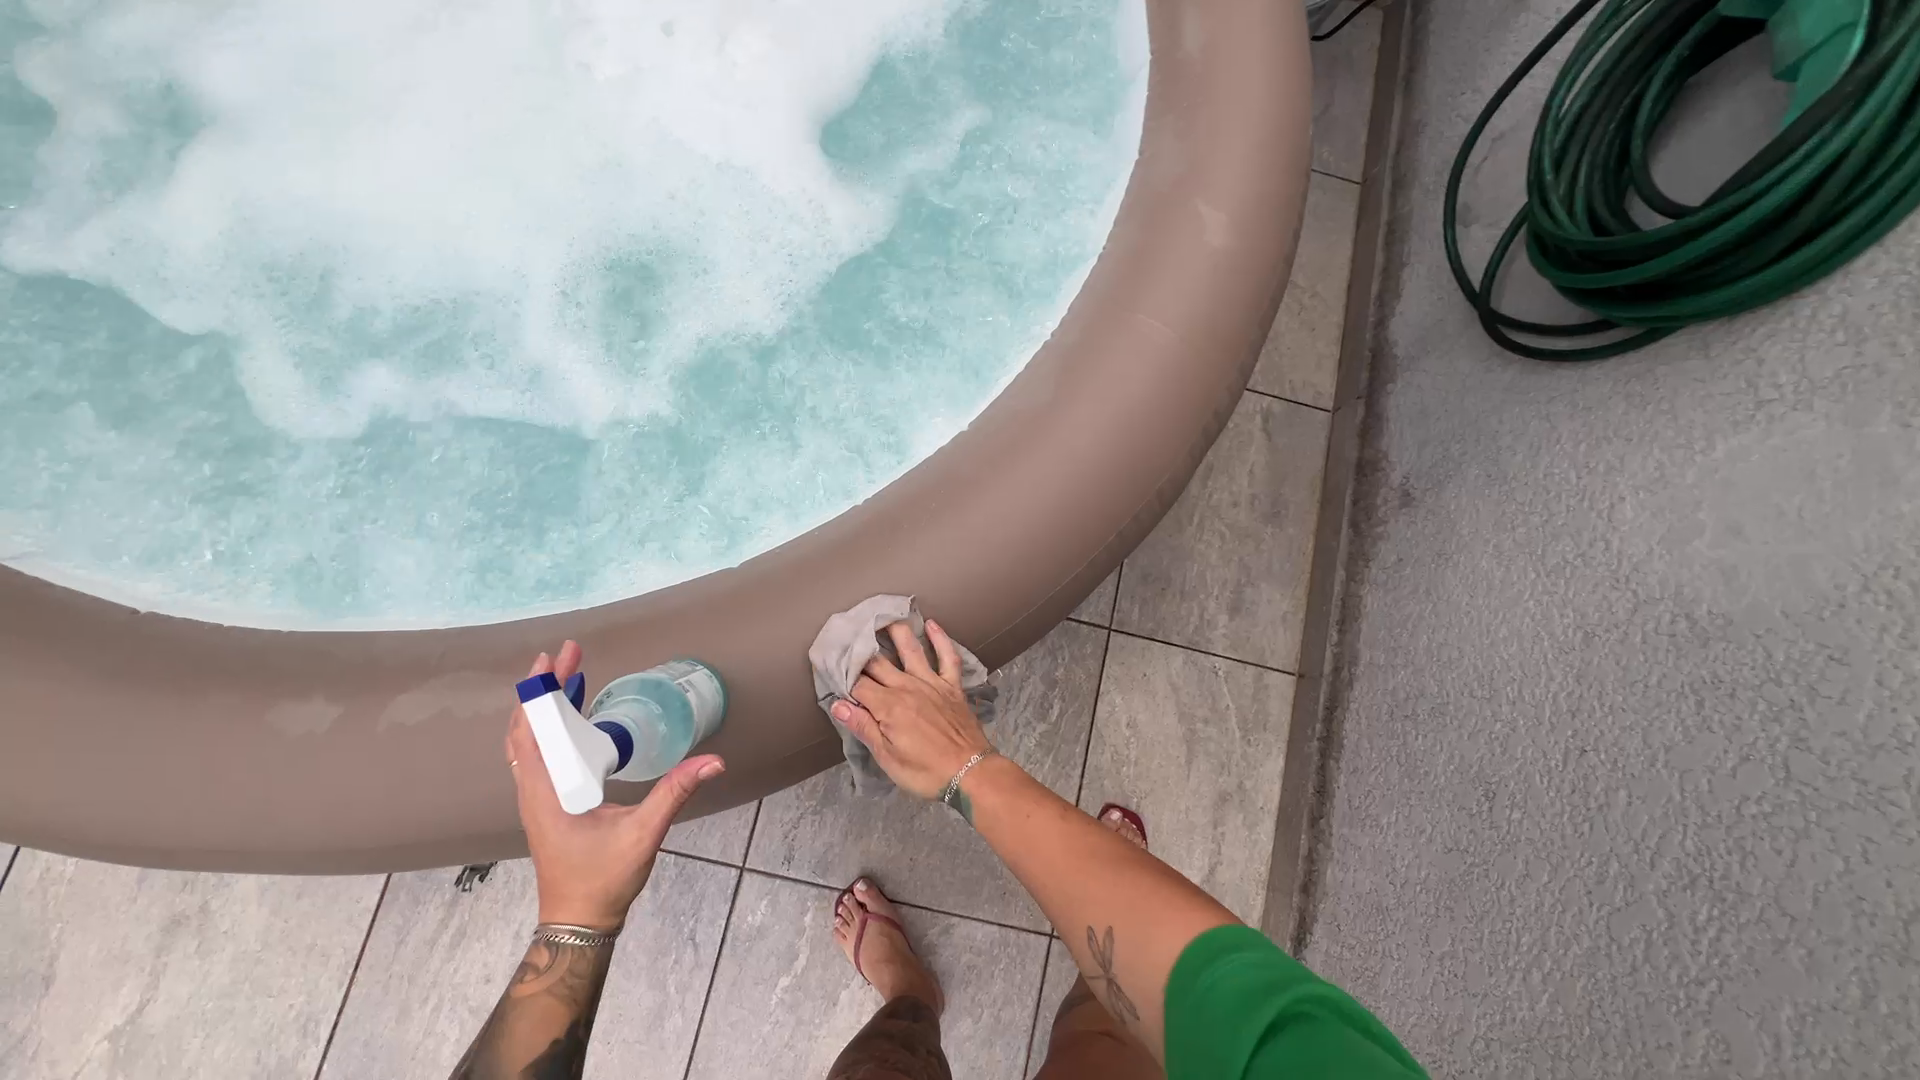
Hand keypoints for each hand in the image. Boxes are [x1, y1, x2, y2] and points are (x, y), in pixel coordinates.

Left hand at [506, 641, 724, 930]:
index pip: (533, 730)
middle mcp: (534, 789)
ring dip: (545, 706)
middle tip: (571, 654)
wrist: (577, 922)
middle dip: (545, 688)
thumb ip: (675, 792)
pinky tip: (574, 719)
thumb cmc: (603, 879)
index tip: (556, 659)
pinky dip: (550, 727)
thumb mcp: (643, 833)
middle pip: (526, 727)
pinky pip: (539, 755)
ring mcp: (536, 797)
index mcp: (548, 791)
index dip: (541, 692)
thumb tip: (713, 761)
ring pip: (528, 741)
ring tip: (570, 676)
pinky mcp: (546, 804)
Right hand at [831, 620, 991, 799]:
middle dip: (860, 650)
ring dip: (896, 631)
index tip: (831, 667)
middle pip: (878, 663)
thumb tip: (838, 705)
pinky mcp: (952, 687)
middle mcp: (908, 688)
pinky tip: (932, 625)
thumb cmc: (927, 772)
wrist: (971, 773)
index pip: (857, 684)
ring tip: (883, 617)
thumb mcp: (887, 757)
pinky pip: (947, 657)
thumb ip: (864, 727)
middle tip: (848, 635)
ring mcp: (932, 684)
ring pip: (910, 649)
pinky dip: (940, 639)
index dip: (842, 676)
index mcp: (889, 706)